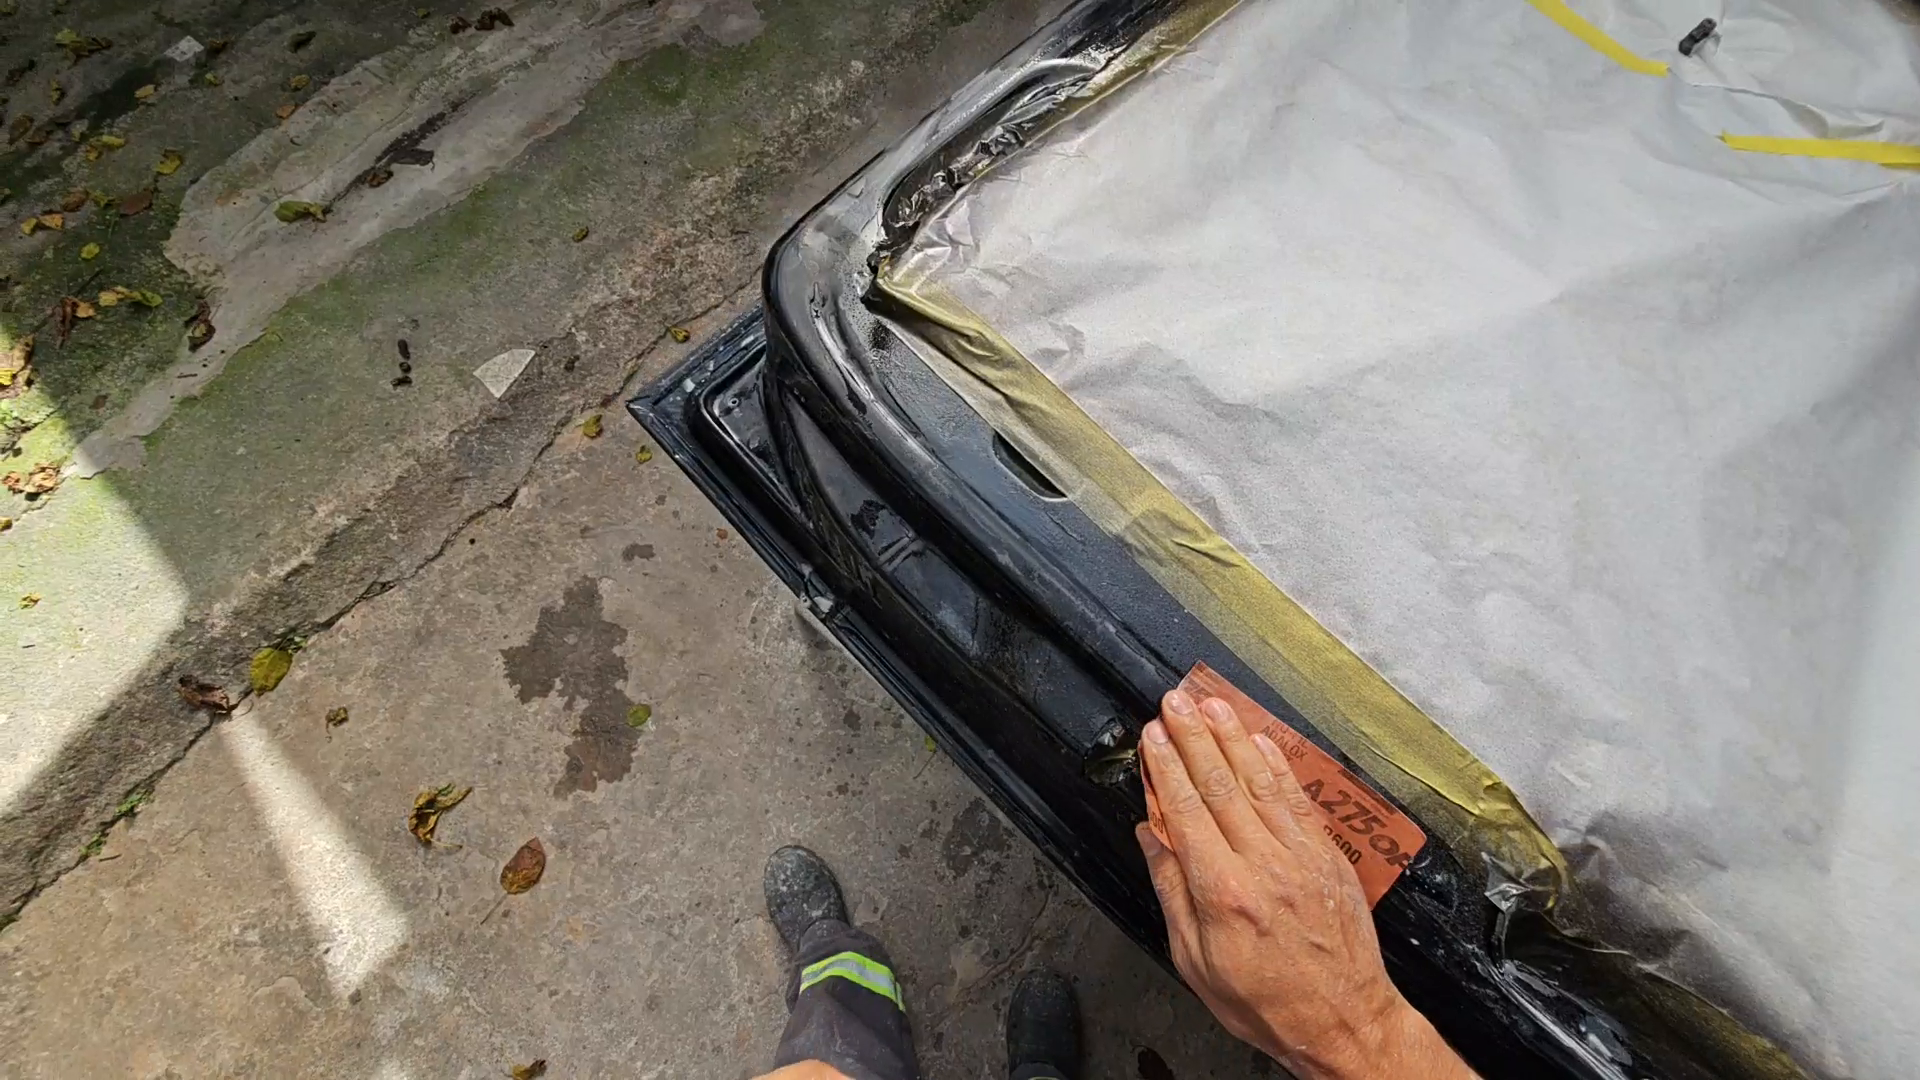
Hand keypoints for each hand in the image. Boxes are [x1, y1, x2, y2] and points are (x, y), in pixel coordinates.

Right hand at [1137, 689, 1476, 1079]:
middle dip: (1192, 736)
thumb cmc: (1264, 1000)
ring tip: (1211, 702)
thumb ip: (1170, 891)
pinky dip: (1276, 764)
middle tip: (1174, 701)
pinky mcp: (1325, 854)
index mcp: (1222, 891)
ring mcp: (1298, 854)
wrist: (1348, 1025)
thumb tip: (1150, 835)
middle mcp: (1261, 862)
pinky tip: (1259, 738)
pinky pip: (1296, 798)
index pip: (1186, 810)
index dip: (1166, 766)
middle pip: (1219, 784)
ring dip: (1231, 737)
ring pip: (1258, 781)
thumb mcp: (1195, 961)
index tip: (1152, 734)